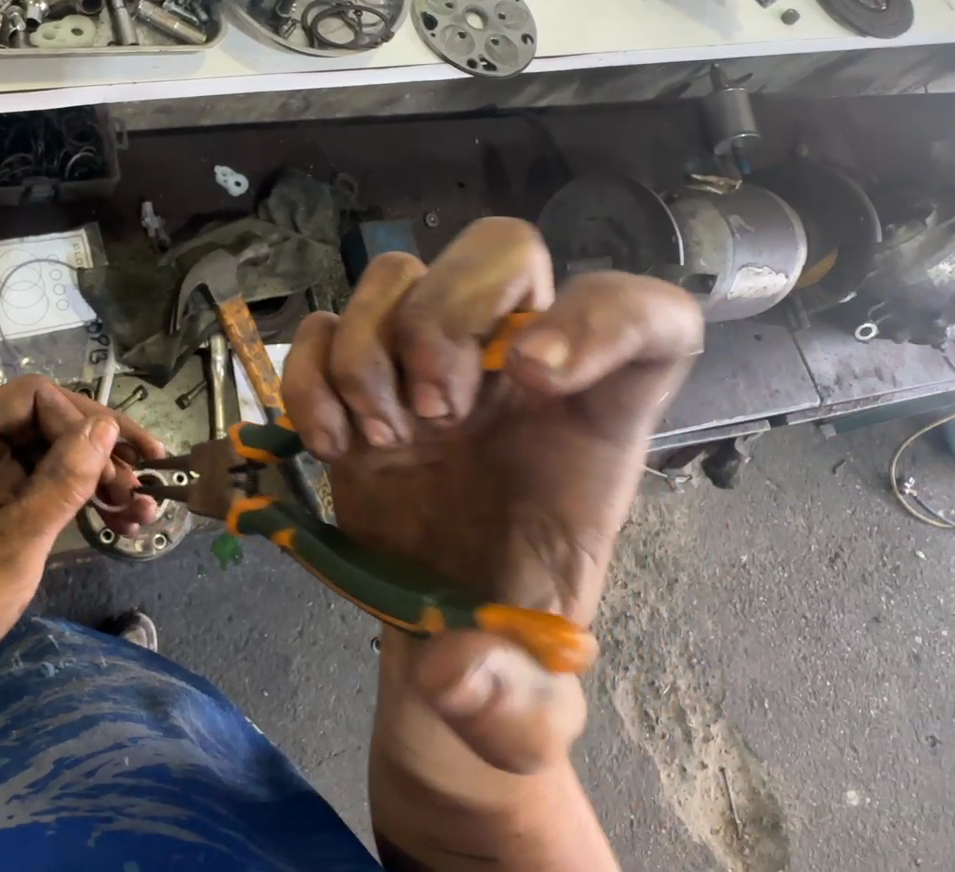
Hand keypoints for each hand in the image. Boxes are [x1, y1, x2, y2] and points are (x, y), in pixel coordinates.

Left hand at [0, 375, 164, 684]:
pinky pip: (48, 483)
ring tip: (141, 508)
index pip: (33, 398)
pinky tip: (120, 519)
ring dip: (98, 476)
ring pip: (55, 453)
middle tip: (141, 483)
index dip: (80, 421)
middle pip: (49, 421)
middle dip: (98, 448)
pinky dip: (82, 498)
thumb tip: (107, 427)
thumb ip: (64, 479)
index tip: (115, 463)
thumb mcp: (16, 537)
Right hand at [282, 218, 702, 771]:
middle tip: (434, 415)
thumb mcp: (528, 702)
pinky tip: (328, 443)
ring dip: (370, 349)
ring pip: (399, 273)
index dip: (603, 317)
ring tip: (378, 440)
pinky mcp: (355, 382)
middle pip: (504, 250)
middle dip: (452, 318)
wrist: (430, 631)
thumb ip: (512, 704)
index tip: (532, 382)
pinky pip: (323, 325)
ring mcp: (422, 366)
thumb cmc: (502, 644)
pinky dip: (309, 373)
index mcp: (591, 422)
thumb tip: (454, 668)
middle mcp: (509, 371)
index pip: (645, 317)